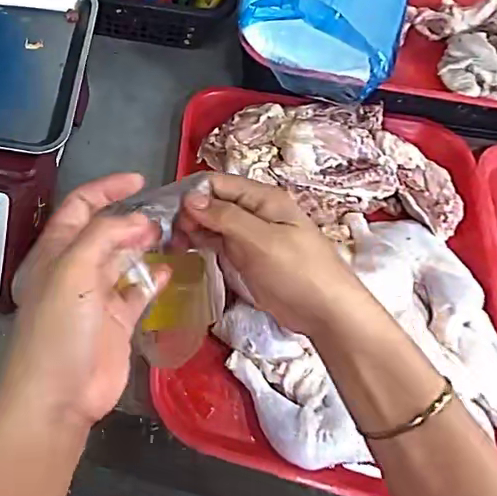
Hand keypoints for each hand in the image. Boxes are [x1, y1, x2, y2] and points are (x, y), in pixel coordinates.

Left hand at [3, 173, 166, 430]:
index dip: (106, 189)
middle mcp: (77, 269)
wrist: (59, 395)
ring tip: (174, 233)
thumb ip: (106, 235)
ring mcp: (98, 296)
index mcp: (57, 251)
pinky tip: (169, 269)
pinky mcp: (117, 321)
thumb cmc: (58, 327)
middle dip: (133, 218)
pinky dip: (153, 278)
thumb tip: (140, 221)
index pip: (80, 207)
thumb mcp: (74, 270)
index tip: (139, 179)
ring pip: (125, 259)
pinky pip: (139, 291)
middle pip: (106, 231)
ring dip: (146, 245)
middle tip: (166, 211)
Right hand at [179, 173, 371, 338]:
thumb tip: (190, 198)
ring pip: (213, 222)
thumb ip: (226, 217)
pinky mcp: (247, 256)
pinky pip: (220, 242)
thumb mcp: (262, 241)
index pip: (218, 183)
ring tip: (172, 244)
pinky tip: (186, 250)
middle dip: (189, 213)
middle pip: (213, 202)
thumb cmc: (298, 272)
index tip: (170, 214)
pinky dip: (203, 243)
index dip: (193, 194)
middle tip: (169, 235)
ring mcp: (251, 235)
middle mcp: (255, 211)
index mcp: (263, 198)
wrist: (327, 312)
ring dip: (193, 228)